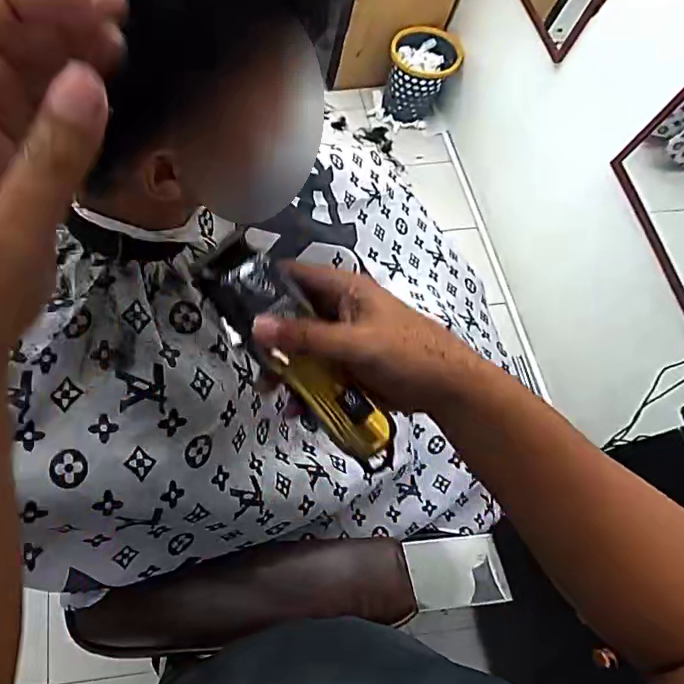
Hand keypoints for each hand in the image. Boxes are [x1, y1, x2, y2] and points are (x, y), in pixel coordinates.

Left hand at [0, 0, 125, 365]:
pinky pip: (34, 113)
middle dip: (52, 19)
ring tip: (117, 36)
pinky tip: (100, 79)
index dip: (22, 2)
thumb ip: (52, 156)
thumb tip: (90, 80)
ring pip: (17, 75)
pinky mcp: (2, 165)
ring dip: (64, 50)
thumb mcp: (15, 229)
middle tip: (115, 9)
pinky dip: (67, 93)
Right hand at [251, 262, 491, 413]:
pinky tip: (298, 408)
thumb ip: (306, 336)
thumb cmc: (408, 353)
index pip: (294, 275)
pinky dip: (305, 388)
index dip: (264, 285)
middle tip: (254, 362)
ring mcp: (342, 340)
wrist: (448, 389)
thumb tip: (257, 326)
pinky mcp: (346, 366)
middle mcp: (339, 310)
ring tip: (271, 392)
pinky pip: (316, 373)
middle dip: (271, 340)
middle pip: (292, 317)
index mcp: (344, 289)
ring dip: (285, 370)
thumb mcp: (355, 343)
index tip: (235, 305)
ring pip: (301, 350)